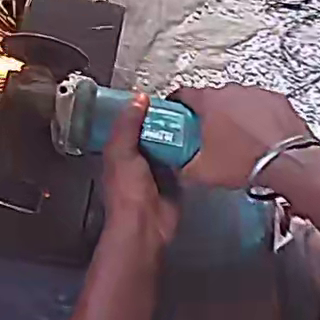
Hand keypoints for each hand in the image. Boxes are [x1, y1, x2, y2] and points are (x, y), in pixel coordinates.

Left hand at [100, 93, 178, 251]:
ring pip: (169, 144)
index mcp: (120, 150)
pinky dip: (190, 151)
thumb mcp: (121, 151)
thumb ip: (127, 125)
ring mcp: (157, 169)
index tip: (156, 95)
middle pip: (152, 132)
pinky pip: (183, 160)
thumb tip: (138, 98)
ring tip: (193, 115)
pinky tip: (200, 137)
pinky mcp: (175, 179)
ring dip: (179, 134)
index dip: (140, 110)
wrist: (146, 225)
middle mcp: (138, 158)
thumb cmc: (127, 190)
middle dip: (164, 120)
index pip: (130, 124)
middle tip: (181, 103)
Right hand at [171, 85, 312, 189]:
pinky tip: (260, 135)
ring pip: (238, 100)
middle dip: (209, 113)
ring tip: (238, 137)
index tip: (177, 114)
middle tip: (209, 133)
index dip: (177, 104)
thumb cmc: (244, 162)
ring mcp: (256, 93)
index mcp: (208, 102)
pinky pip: (261, 105)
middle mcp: (231, 90)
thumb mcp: (203, 172)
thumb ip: (184, 167)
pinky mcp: (278, 100)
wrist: (288, 163)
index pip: (183, 94)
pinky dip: (258, 116)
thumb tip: (180, 169)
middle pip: (212, 97)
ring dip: (235, 114)